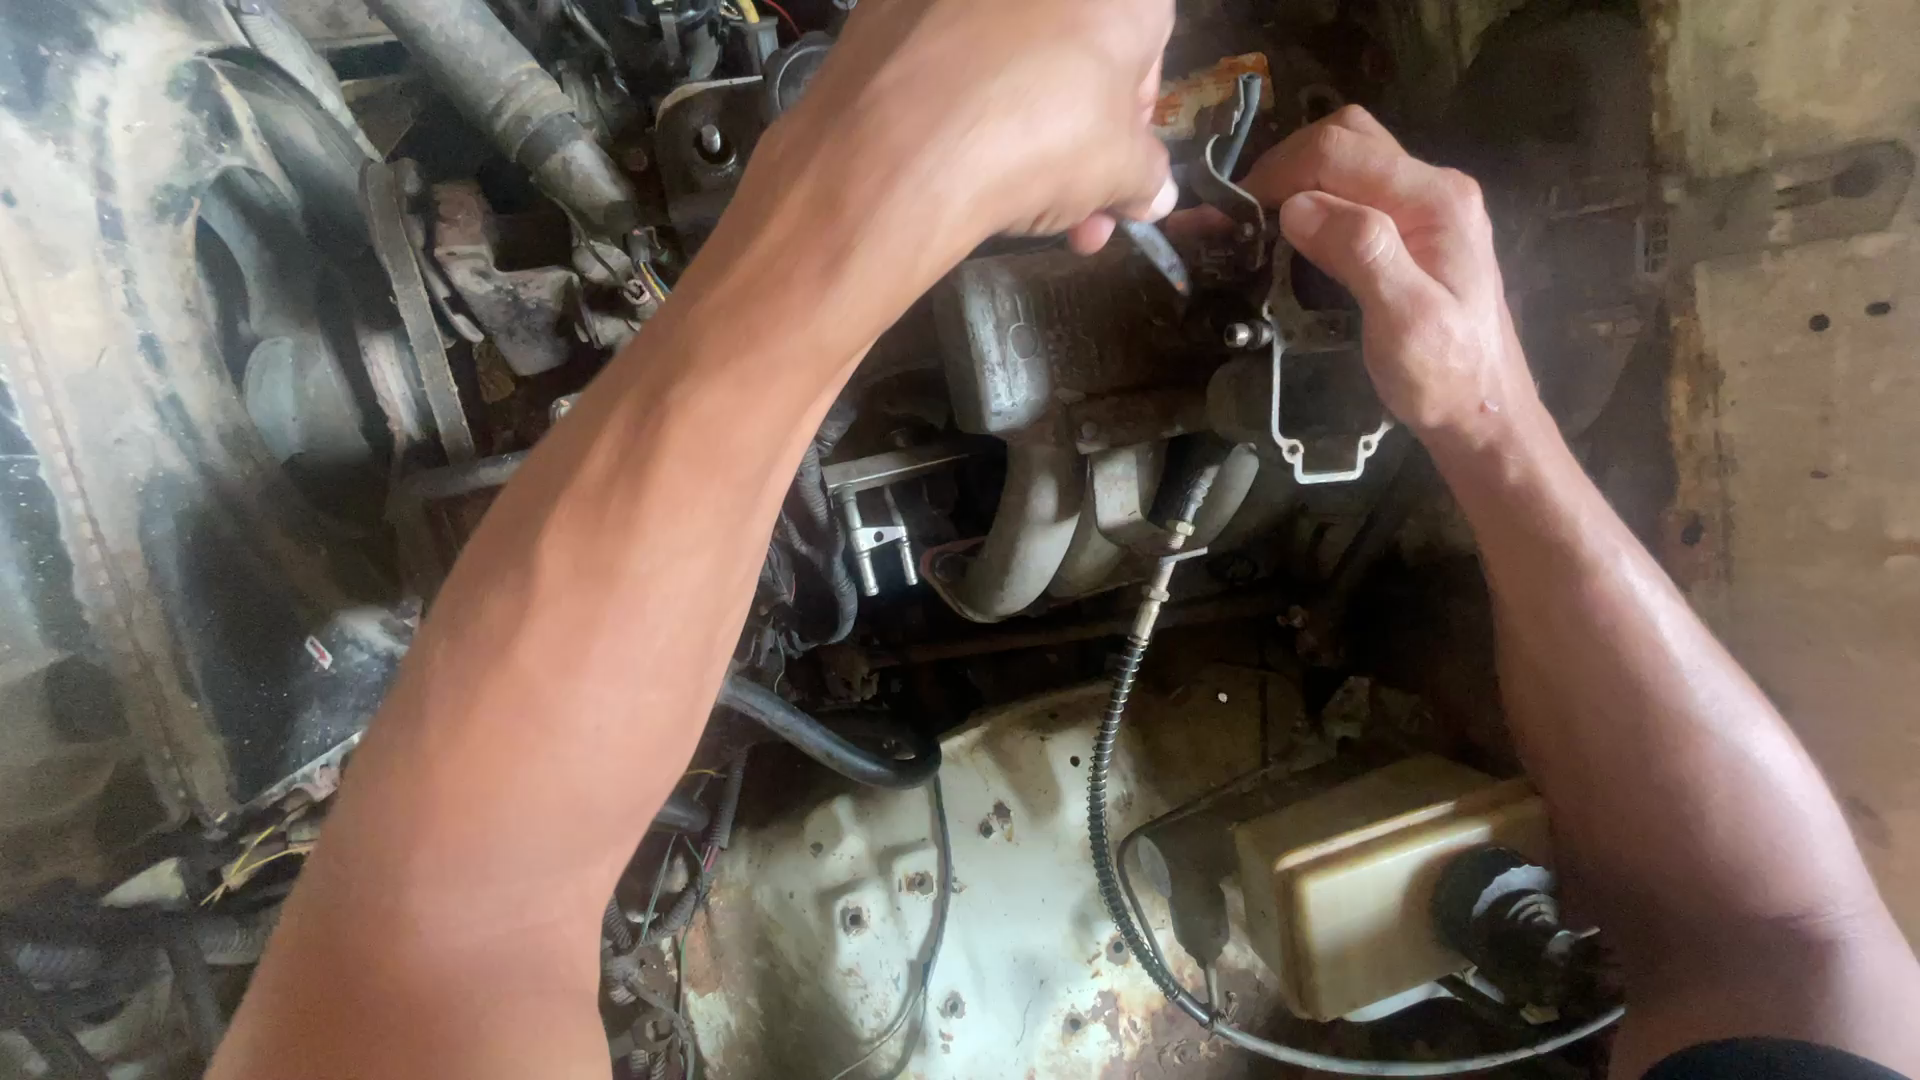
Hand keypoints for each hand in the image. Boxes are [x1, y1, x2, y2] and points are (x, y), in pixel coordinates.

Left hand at [758, 0, 1177, 258]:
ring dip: (1022, 132)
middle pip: (1073, 61)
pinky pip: (950, 65)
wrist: (913, 139)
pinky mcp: (897, 7)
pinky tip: (954, 163)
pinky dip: (960, 108)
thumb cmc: (1046, 139)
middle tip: (1069, 216)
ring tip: (1010, 204)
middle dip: (1077, 146)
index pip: (1147, 52)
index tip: (1112, 184)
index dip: (1132, 130)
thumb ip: (1147, 178)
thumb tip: (1154, 193)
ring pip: (1011, 64)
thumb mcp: (1120, 173)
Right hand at [1240, 107, 1542, 448]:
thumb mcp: (1403, 320)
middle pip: (1347, 137)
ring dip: (1295, 175)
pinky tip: (1289, 229)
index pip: (1340, 152)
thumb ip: (1359, 253)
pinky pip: (1354, 187)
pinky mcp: (1411, 226)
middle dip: (1282, 165)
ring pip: (1349, 155)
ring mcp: (1424, 205)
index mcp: (1434, 201)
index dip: (1276, 174)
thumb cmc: (1441, 373)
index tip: (1231, 216)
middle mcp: (1432, 187)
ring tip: (1255, 217)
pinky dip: (1311, 195)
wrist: (1480, 407)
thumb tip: (1296, 206)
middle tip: (1239, 214)